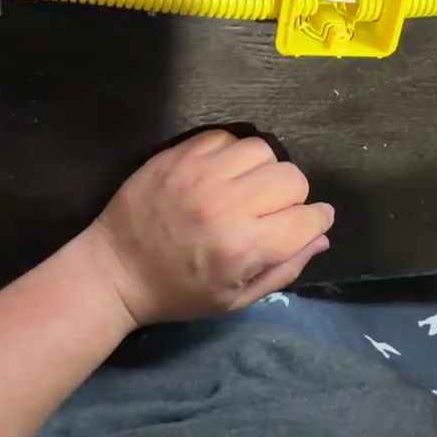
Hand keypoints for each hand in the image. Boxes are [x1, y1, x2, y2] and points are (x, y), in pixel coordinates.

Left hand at [85, 130, 334, 328]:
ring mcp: (201, 173)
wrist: (115, 269)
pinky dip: (231, 153)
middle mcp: (227, 204)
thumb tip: (321, 236)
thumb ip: (283, 268)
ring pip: (262, 150)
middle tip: (273, 209)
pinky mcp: (180, 154)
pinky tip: (220, 173)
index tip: (311, 220)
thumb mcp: (235, 299)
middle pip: (291, 177)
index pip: (306, 218)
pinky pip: (226, 137)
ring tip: (246, 187)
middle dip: (292, 195)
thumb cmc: (178, 292)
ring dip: (263, 169)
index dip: (316, 220)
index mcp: (243, 247)